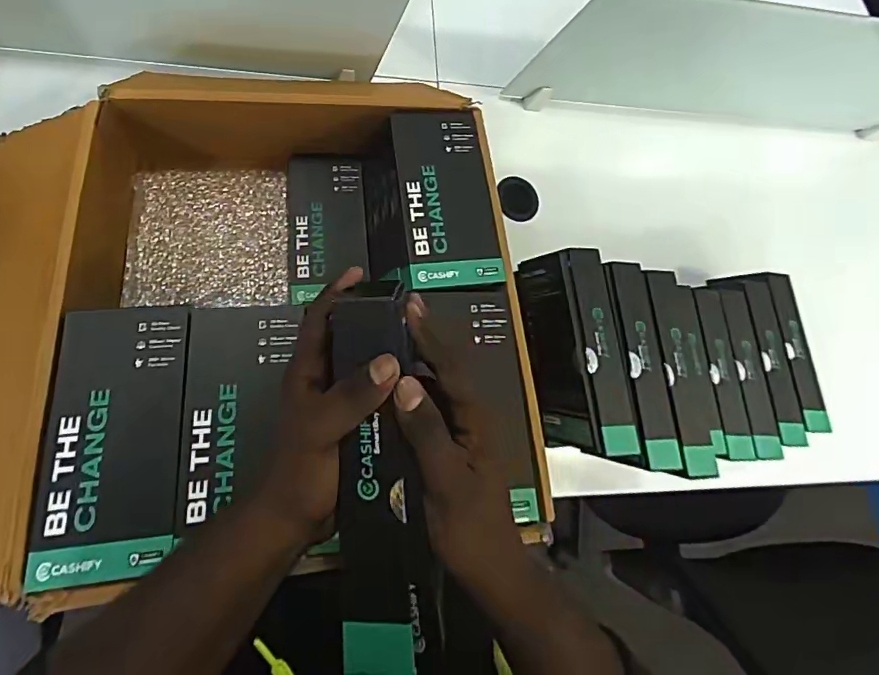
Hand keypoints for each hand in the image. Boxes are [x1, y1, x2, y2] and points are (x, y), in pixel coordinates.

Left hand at [252, 266, 399, 547]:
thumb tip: (389, 359)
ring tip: (414, 336)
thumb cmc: (300, 466)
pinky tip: (415, 381)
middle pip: (341, 336)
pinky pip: (371, 393)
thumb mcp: (323, 426)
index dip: (335, 293)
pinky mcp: (350, 422)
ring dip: (380, 348)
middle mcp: (320, 379)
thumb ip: (352, 394)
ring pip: (358, 364)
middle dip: (365, 316)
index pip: (318, 319)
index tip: (359, 273)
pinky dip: (389, 382)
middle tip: (400, 306)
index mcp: (305, 371)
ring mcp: (334, 401)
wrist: (295, 516)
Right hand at [392, 293, 533, 599]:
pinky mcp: (449, 444)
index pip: (452, 367)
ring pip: (438, 384)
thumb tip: (403, 379)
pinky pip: (429, 404)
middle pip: (447, 368)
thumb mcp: (446, 481)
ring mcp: (461, 431)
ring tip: (388, 333)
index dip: (430, 335)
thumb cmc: (470, 528)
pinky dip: (411, 385)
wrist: (490, 572)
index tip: (410, 305)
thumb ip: (426, 430)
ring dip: (417, 356)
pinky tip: (389, 382)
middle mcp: (470, 417)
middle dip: (424, 335)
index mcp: (475, 420)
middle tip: (397, 307)